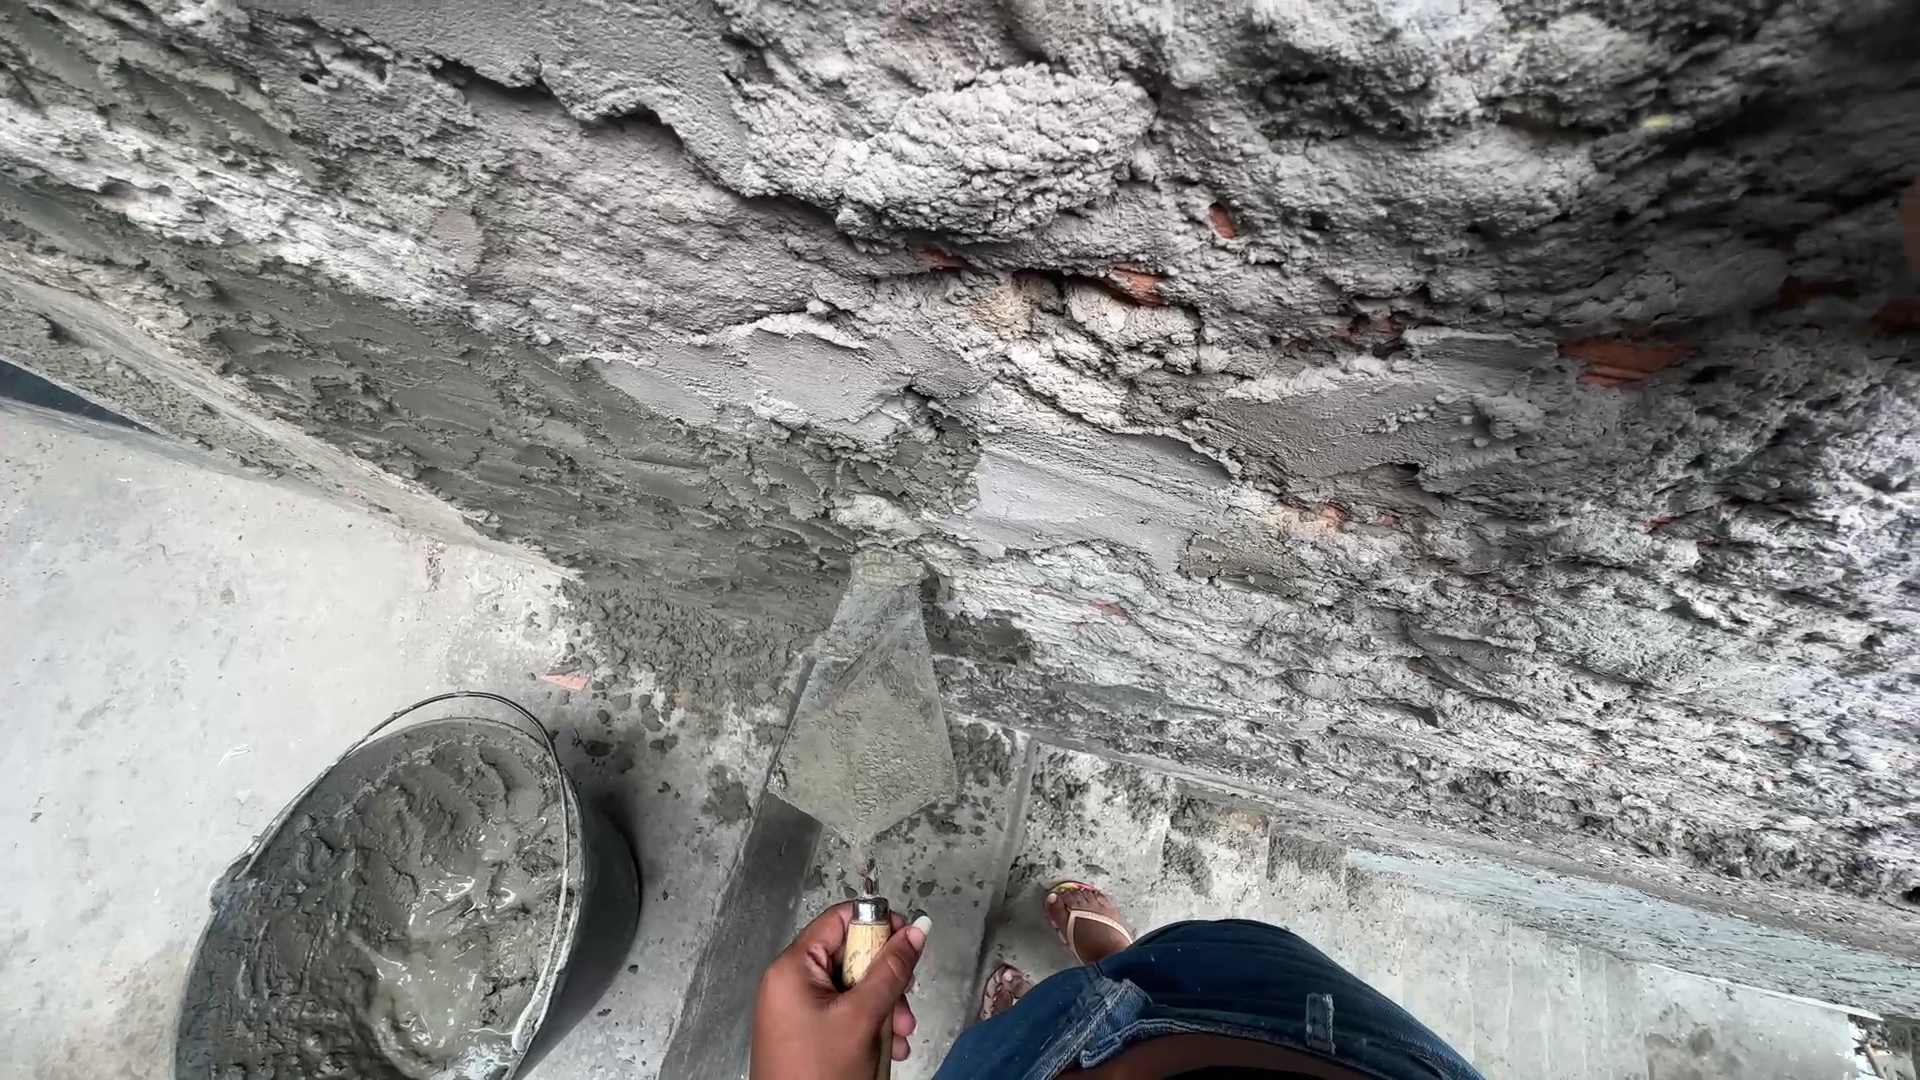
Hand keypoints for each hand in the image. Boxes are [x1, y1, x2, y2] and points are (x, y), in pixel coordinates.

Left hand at [751, 901, 930, 1079]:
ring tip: (903, 1031)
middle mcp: (791, 982)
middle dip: (886, 975)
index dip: (876, 922)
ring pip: (853, 987)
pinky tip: (891, 1046)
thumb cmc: (820, 1076)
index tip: (907, 938)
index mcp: (792, 967)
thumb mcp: (862, 1017)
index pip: (840, 919)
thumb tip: (916, 930)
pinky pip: (845, 1012)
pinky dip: (870, 1024)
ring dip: (884, 1004)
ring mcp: (798, 1010)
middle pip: (850, 954)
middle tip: (908, 992)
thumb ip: (891, 969)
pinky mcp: (808, 1034)